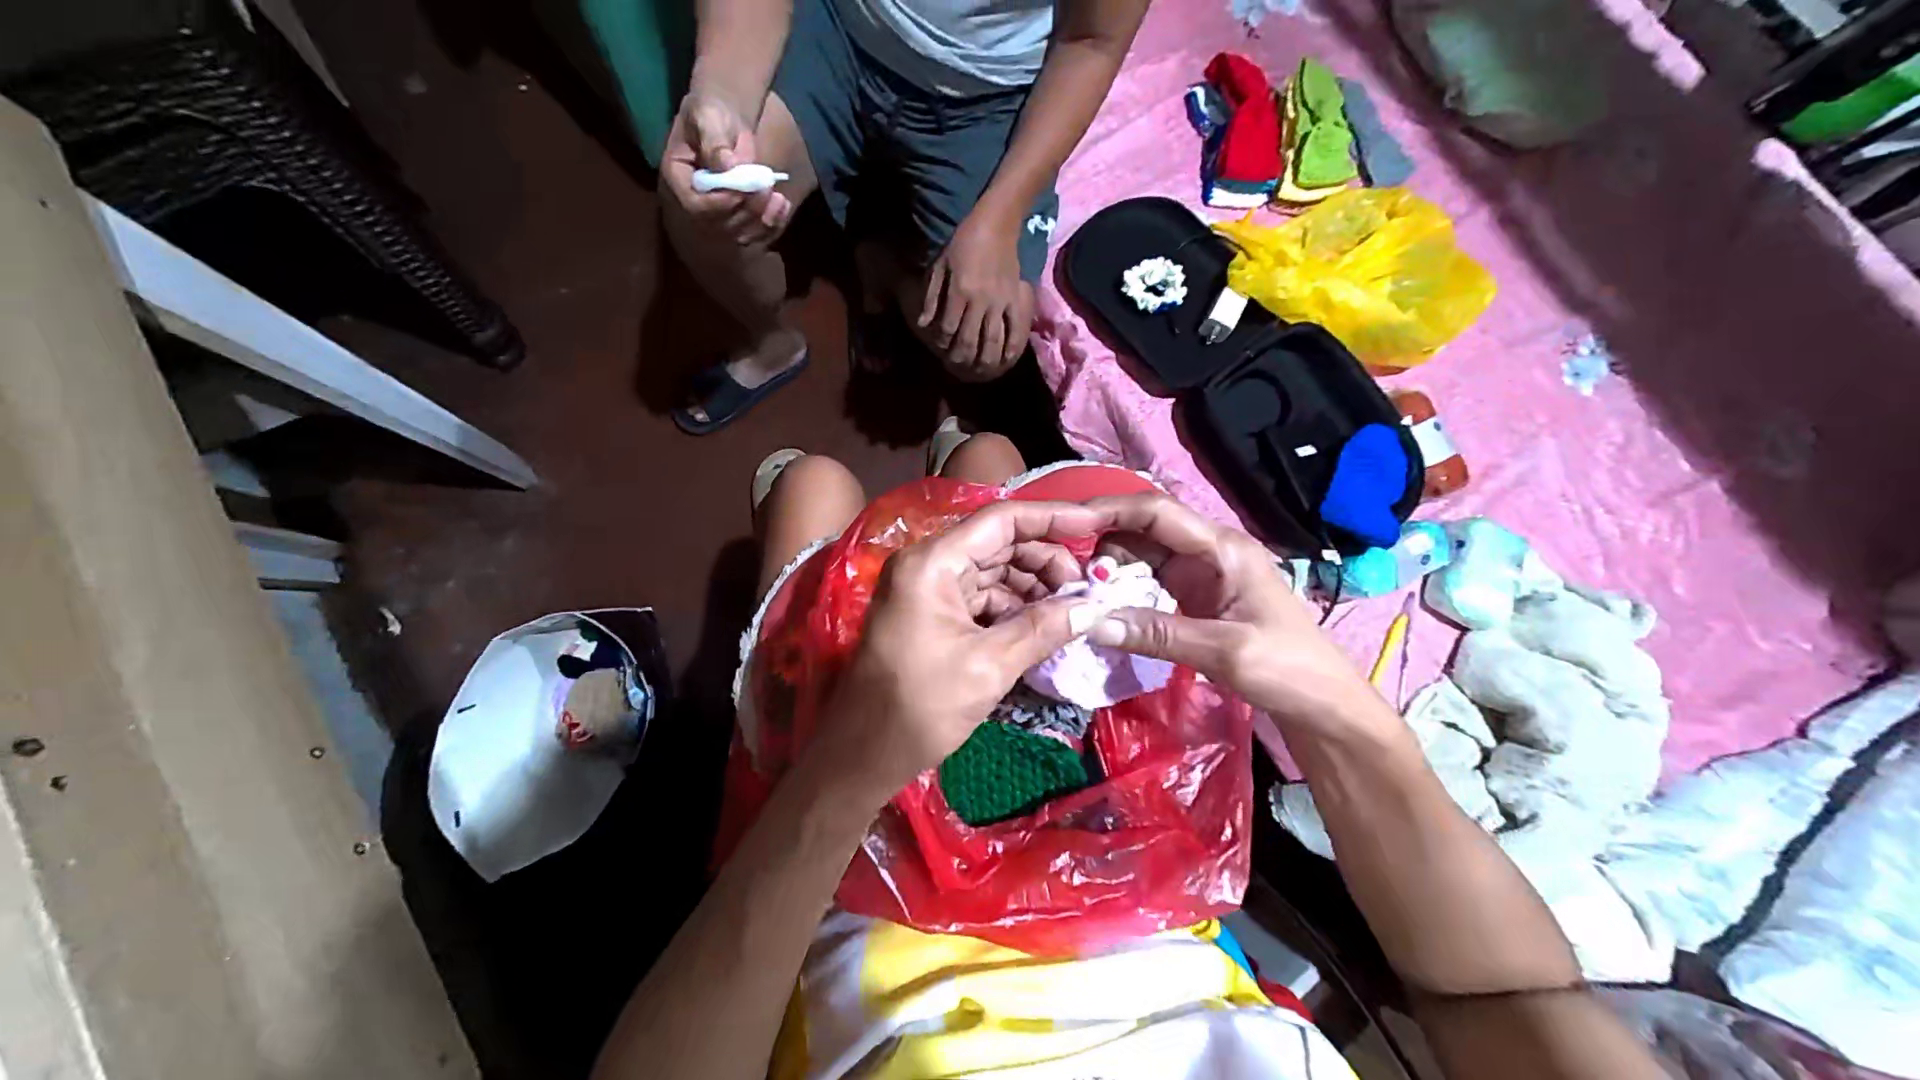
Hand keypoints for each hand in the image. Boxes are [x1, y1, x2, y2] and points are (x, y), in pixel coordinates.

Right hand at [661, 92, 791, 246]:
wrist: (728, 120)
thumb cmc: (712, 112)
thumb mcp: (708, 116)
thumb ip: (714, 140)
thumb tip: (727, 164)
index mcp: (678, 178)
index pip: (695, 206)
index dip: (720, 204)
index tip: (742, 190)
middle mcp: (696, 204)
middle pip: (721, 225)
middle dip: (746, 210)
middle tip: (766, 188)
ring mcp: (719, 216)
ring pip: (741, 235)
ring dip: (763, 220)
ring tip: (777, 197)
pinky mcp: (740, 220)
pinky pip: (758, 234)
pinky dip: (773, 224)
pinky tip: (783, 204)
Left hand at [807, 501, 1103, 803]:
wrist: (862, 753)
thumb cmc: (919, 706)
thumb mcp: (988, 666)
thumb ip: (1042, 629)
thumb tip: (1093, 607)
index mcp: (932, 562)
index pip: (1001, 520)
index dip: (1052, 517)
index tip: (1095, 523)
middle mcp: (927, 564)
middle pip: (998, 543)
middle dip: (1046, 561)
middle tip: (1087, 589)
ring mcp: (927, 589)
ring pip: (993, 571)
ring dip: (1033, 587)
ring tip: (1071, 611)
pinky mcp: (931, 614)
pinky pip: (981, 597)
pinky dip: (1013, 607)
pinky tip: (1043, 625)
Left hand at [919, 207, 1030, 380]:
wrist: (997, 223)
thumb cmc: (963, 242)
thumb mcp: (940, 266)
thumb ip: (931, 296)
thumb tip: (923, 325)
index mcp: (959, 291)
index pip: (949, 328)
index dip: (944, 343)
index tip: (942, 349)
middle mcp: (981, 300)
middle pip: (970, 340)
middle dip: (962, 359)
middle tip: (958, 369)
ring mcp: (1001, 302)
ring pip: (992, 341)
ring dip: (984, 361)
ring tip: (980, 372)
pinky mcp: (1017, 299)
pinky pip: (1017, 329)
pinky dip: (1012, 348)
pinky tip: (1006, 360)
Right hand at [1083, 494, 1383, 738]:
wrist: (1325, 707)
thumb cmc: (1290, 670)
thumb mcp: (1226, 651)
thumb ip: (1158, 633)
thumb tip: (1091, 622)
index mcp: (1223, 548)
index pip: (1156, 511)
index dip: (1110, 510)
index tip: (1066, 525)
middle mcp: (1207, 552)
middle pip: (1141, 531)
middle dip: (1103, 547)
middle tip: (1070, 581)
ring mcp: (1198, 575)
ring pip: (1139, 557)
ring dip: (1109, 572)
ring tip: (1081, 600)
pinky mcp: (1192, 599)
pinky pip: (1146, 584)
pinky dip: (1122, 594)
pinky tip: (1103, 612)